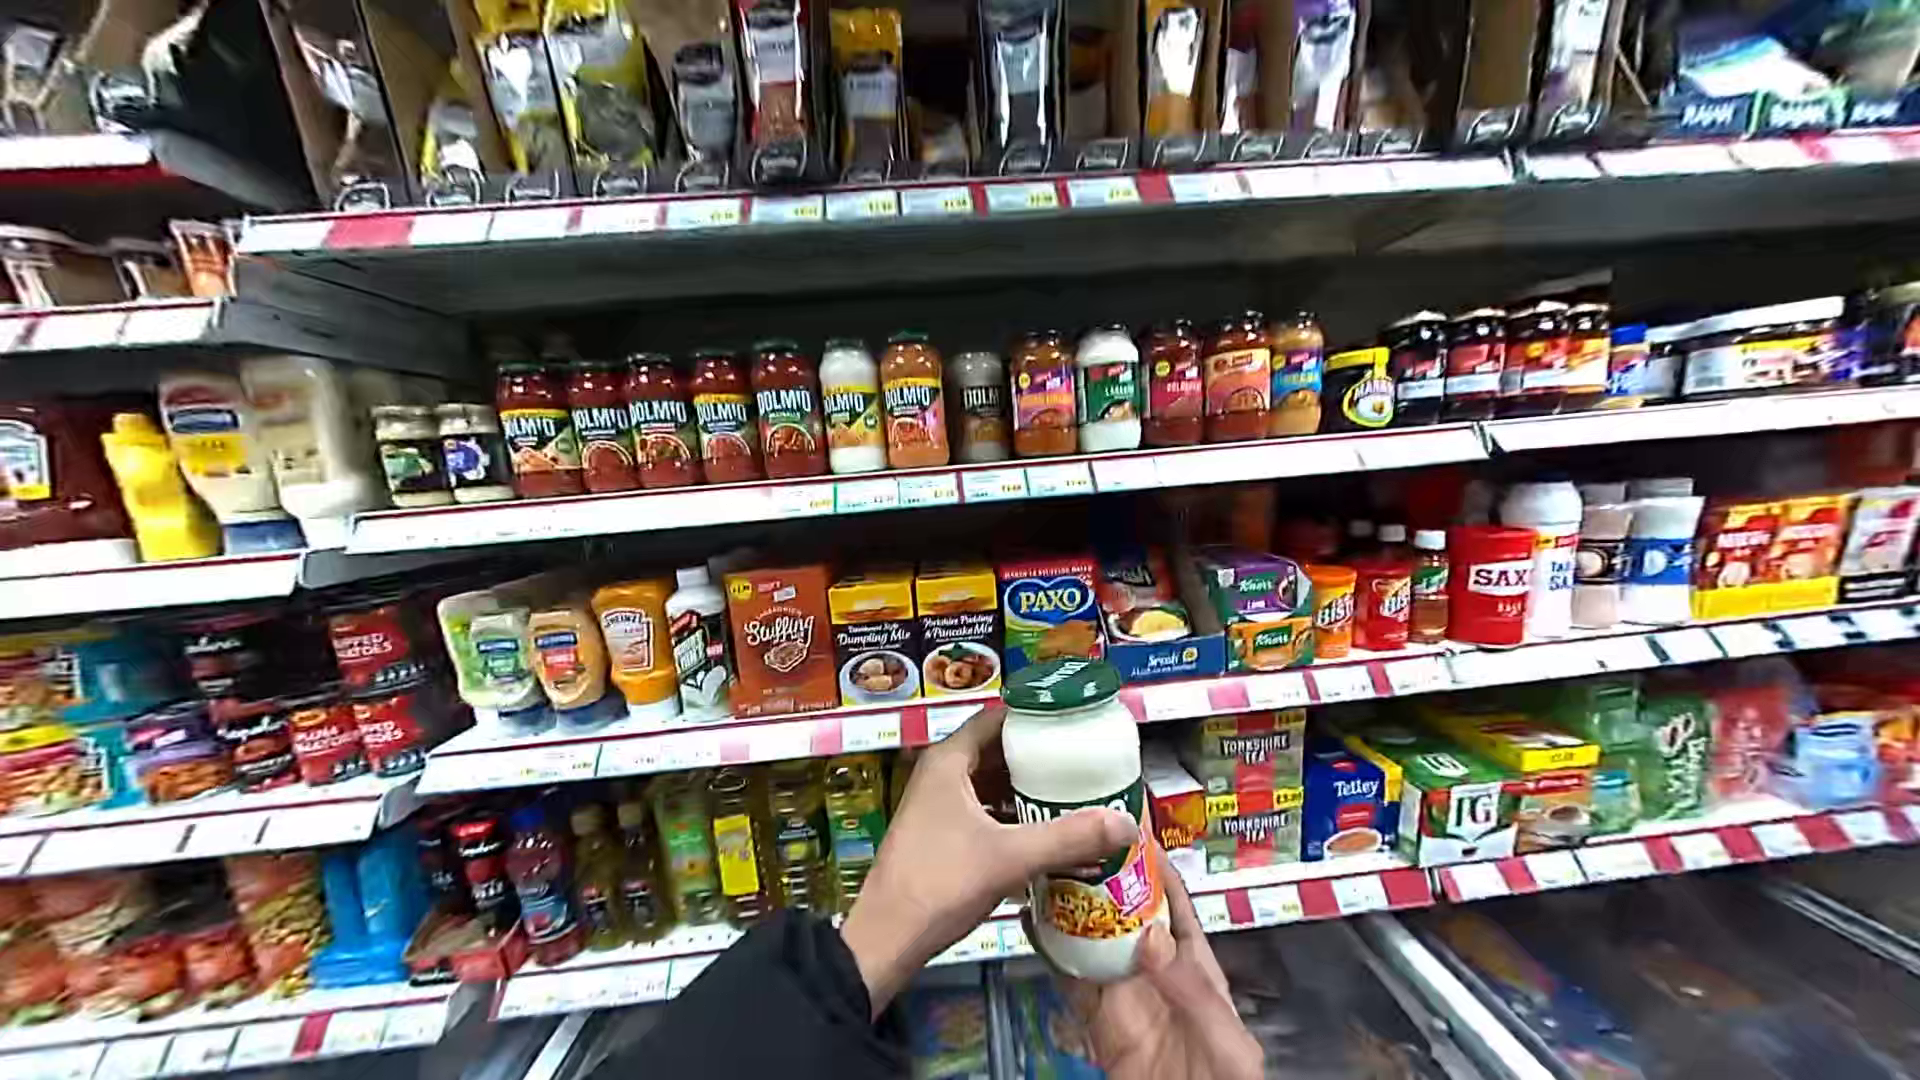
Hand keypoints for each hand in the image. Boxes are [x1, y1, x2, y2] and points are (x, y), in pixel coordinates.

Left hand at [839, 702, 1134, 1016]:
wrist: (886, 937)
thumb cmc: (941, 881)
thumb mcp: (1009, 857)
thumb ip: (1068, 838)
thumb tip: (1126, 823)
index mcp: (949, 759)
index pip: (996, 718)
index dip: (1033, 715)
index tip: (1072, 720)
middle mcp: (941, 772)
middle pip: (995, 749)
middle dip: (1036, 754)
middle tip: (1080, 759)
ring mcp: (938, 802)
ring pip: (988, 780)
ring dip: (1024, 785)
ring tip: (1069, 790)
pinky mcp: (940, 829)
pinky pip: (982, 806)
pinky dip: (1010, 810)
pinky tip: (1040, 827)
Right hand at [1034, 847, 1263, 1079]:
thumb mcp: (1226, 1040)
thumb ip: (1191, 988)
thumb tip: (1150, 933)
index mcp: (1190, 961)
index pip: (1172, 898)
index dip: (1152, 861)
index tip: (1124, 825)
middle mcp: (1152, 966)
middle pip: (1122, 909)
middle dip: (1099, 874)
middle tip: (1071, 838)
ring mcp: (1121, 991)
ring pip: (1090, 936)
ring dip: (1069, 905)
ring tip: (1044, 868)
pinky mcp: (1096, 1019)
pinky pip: (1070, 979)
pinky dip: (1050, 951)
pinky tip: (1032, 924)